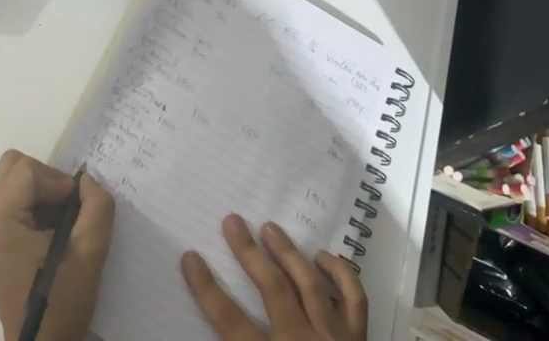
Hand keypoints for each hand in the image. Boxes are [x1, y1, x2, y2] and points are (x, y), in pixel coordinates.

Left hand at [0, 149, 115, 340]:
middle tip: (66, 207)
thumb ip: (96, 205)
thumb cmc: (62, 302)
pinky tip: (48, 229)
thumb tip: (85, 180)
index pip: (28, 171)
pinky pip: (10, 197)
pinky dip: (32, 201)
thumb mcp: (90, 252)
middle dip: (45, 178)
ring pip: (10, 178)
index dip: (58, 181)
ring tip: (58, 220)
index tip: (76, 208)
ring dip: (39, 189)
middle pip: (13, 166)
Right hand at [181, 215, 367, 340]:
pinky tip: (323, 255)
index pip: (229, 320)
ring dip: (287, 252)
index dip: (207, 288)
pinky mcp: (358, 339)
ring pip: (309, 284)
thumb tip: (200, 339)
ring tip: (270, 227)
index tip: (190, 257)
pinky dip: (341, 273)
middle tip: (232, 220)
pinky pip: (354, 299)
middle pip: (271, 288)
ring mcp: (332, 339)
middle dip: (248, 253)